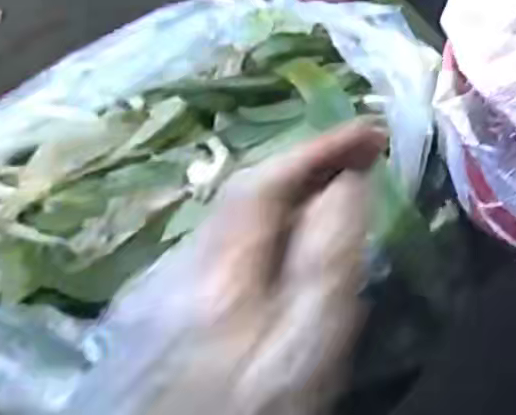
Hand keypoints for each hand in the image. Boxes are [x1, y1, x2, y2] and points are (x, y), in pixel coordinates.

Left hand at [69, 122, 386, 414]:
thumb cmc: (258, 412)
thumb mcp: (314, 334)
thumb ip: (333, 249)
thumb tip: (349, 179)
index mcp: (208, 275)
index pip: (261, 180)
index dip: (322, 145)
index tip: (376, 129)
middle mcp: (163, 277)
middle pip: (242, 197)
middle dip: (311, 165)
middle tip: (369, 154)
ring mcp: (143, 306)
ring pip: (229, 224)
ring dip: (290, 196)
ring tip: (341, 191)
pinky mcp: (140, 332)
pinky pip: (217, 253)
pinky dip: (266, 229)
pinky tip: (291, 247)